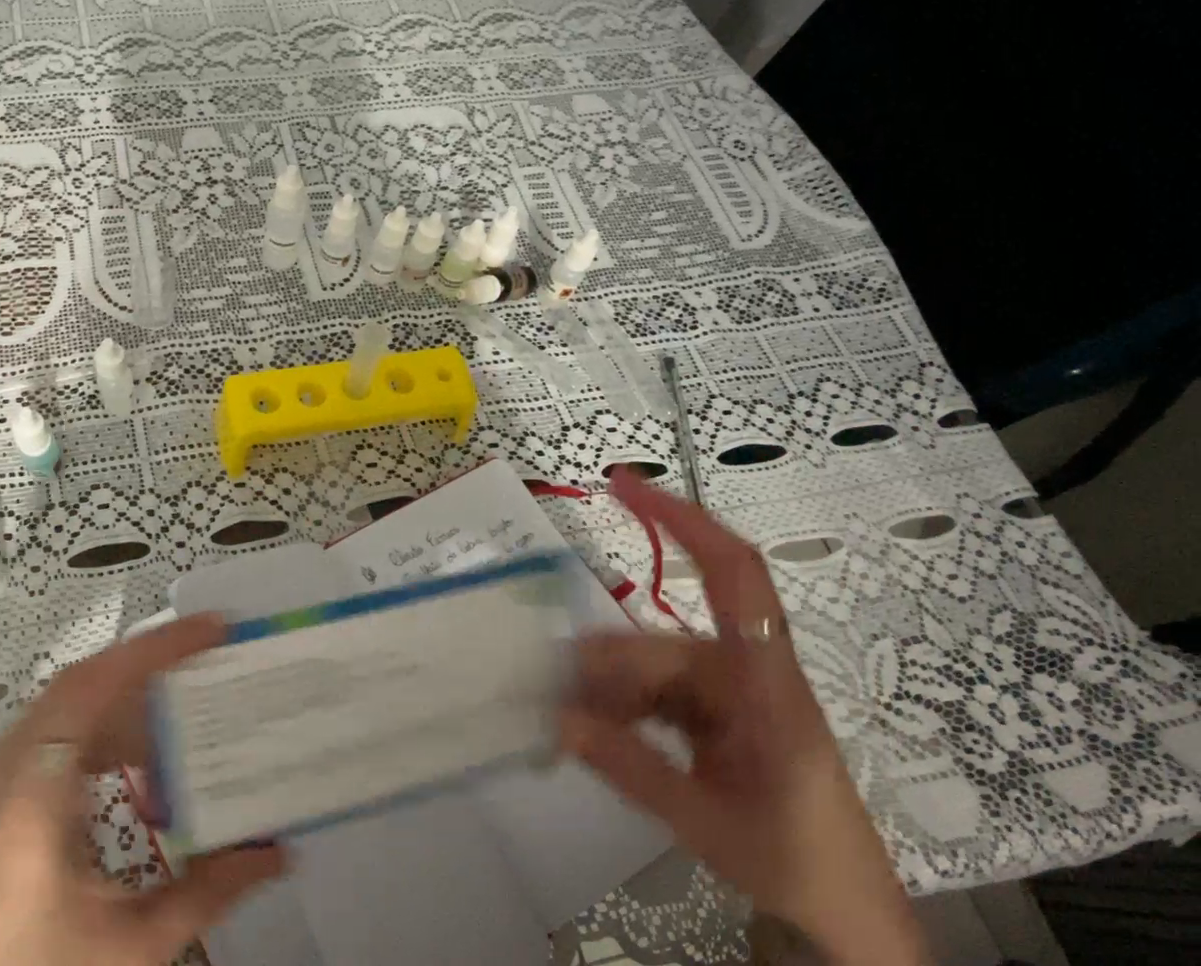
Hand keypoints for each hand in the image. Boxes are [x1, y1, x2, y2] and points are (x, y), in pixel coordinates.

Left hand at [0, 616, 284, 965]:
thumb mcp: (129, 945)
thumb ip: (205, 894)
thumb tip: (275, 853)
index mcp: (34, 796)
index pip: (94, 688)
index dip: (154, 650)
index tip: (209, 630)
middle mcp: (6, 774)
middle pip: (80, 688)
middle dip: (148, 669)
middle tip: (208, 666)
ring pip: (65, 711)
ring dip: (125, 704)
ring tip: (182, 717)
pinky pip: (53, 740)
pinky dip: (101, 735)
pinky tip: (136, 769)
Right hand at [558, 470, 926, 964]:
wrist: (846, 908)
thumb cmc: (797, 860)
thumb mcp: (705, 821)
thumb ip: (628, 766)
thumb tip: (555, 718)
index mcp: (766, 683)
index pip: (734, 575)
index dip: (682, 521)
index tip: (621, 485)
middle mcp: (747, 672)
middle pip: (661, 642)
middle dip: (601, 666)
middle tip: (547, 700)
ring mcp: (731, 692)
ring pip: (650, 666)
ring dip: (606, 691)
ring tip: (566, 726)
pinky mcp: (717, 712)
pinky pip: (655, 692)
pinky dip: (619, 706)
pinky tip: (593, 729)